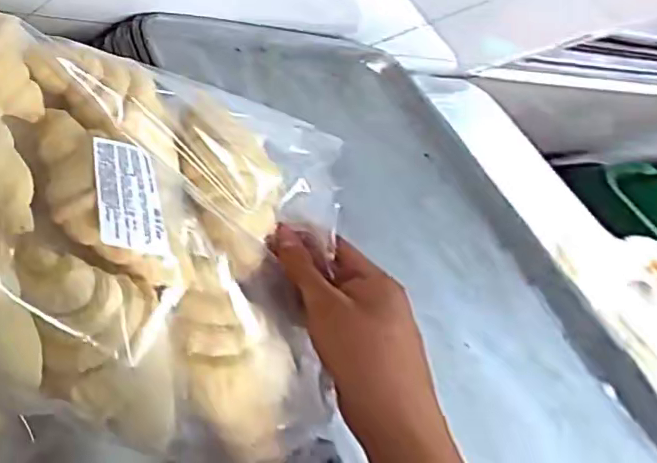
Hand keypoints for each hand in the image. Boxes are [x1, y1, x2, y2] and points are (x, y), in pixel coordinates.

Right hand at [273, 227, 462, 462]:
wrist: (395, 426)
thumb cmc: (360, 355)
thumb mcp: (324, 304)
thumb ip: (301, 266)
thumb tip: (282, 230)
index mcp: (378, 281)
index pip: (333, 245)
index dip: (299, 237)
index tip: (264, 238)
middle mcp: (382, 299)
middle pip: (332, 270)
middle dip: (298, 267)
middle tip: (261, 265)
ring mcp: (378, 327)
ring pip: (332, 297)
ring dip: (304, 293)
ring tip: (270, 290)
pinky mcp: (369, 350)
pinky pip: (336, 320)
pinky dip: (314, 316)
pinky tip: (292, 319)